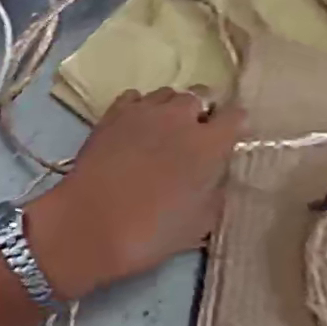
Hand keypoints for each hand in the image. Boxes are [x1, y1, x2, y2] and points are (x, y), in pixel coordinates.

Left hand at [27, 88, 242, 301]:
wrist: (91, 221)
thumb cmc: (152, 231)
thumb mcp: (200, 222)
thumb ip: (215, 191)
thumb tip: (215, 174)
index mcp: (208, 144)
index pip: (235, 116)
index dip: (234, 124)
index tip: (230, 137)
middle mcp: (178, 117)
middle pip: (199, 97)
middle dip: (201, 112)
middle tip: (194, 136)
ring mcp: (143, 110)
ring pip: (167, 94)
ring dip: (171, 108)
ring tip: (164, 130)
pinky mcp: (113, 112)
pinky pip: (135, 97)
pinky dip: (141, 107)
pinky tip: (136, 127)